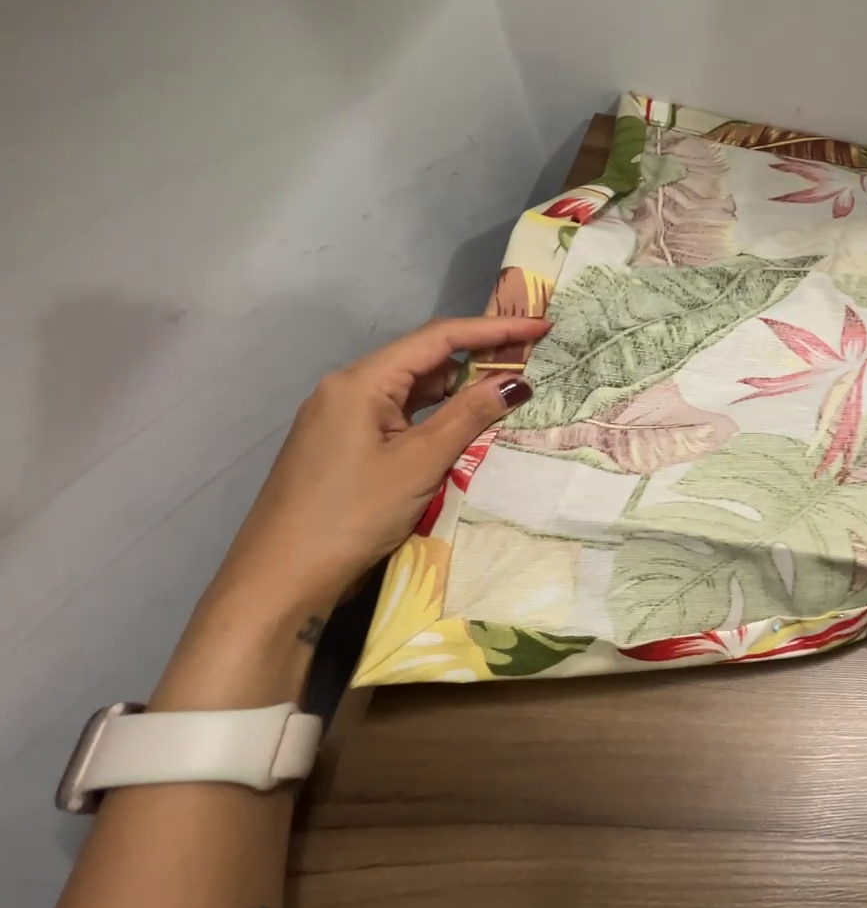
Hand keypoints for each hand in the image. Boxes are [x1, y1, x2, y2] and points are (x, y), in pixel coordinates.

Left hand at [209, 316, 549, 613]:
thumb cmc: (352, 513)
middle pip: (427, 358)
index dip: (495, 329)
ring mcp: (347, 420)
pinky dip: (444, 413)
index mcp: (361, 383)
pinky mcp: (351, 447)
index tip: (544, 326)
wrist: (280, 580)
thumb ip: (470, 415)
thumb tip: (519, 380)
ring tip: (516, 385)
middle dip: (483, 352)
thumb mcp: (421, 461)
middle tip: (537, 353)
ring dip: (465, 386)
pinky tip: (473, 422)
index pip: (439, 339)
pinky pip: (407, 416)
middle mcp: (350, 391)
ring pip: (418, 389)